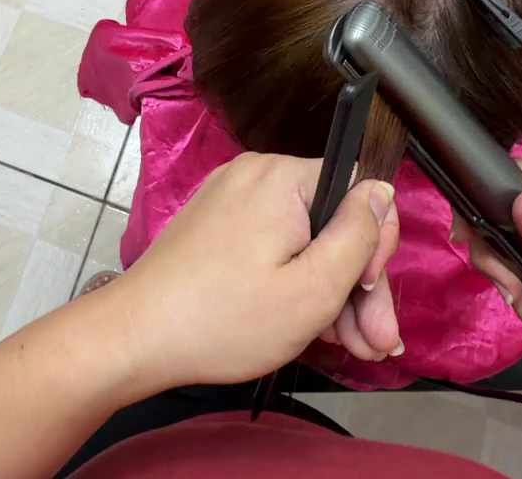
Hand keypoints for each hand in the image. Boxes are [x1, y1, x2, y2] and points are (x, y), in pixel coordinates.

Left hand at [96, 153, 401, 391]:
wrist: (139, 335)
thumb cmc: (224, 318)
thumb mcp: (312, 287)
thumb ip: (358, 235)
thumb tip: (383, 190)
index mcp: (281, 177)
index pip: (358, 188)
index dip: (375, 243)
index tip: (371, 293)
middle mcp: (256, 174)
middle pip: (330, 219)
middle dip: (357, 282)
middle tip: (374, 342)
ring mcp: (233, 196)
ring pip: (303, 237)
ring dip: (329, 290)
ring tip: (347, 347)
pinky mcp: (218, 221)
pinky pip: (273, 242)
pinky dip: (294, 279)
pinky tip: (309, 325)